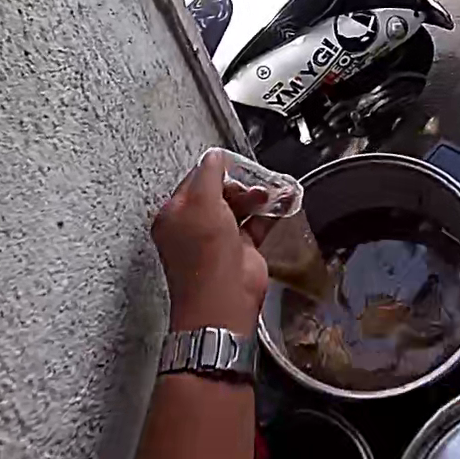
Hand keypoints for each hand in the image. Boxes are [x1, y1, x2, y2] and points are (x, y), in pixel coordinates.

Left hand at [151, 150, 276, 333]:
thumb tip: (214, 156)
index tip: (234, 166)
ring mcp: (218, 238)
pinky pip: (257, 222)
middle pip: (220, 191)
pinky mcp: (241, 248)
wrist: (224, 303)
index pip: (196, 180)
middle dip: (240, 184)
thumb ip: (208, 175)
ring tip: (270, 193)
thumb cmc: (205, 260)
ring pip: (240, 205)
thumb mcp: (203, 204)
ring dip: (258, 196)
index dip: (217, 171)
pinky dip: (271, 211)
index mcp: (176, 214)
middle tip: (253, 184)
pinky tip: (283, 202)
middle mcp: (195, 225)